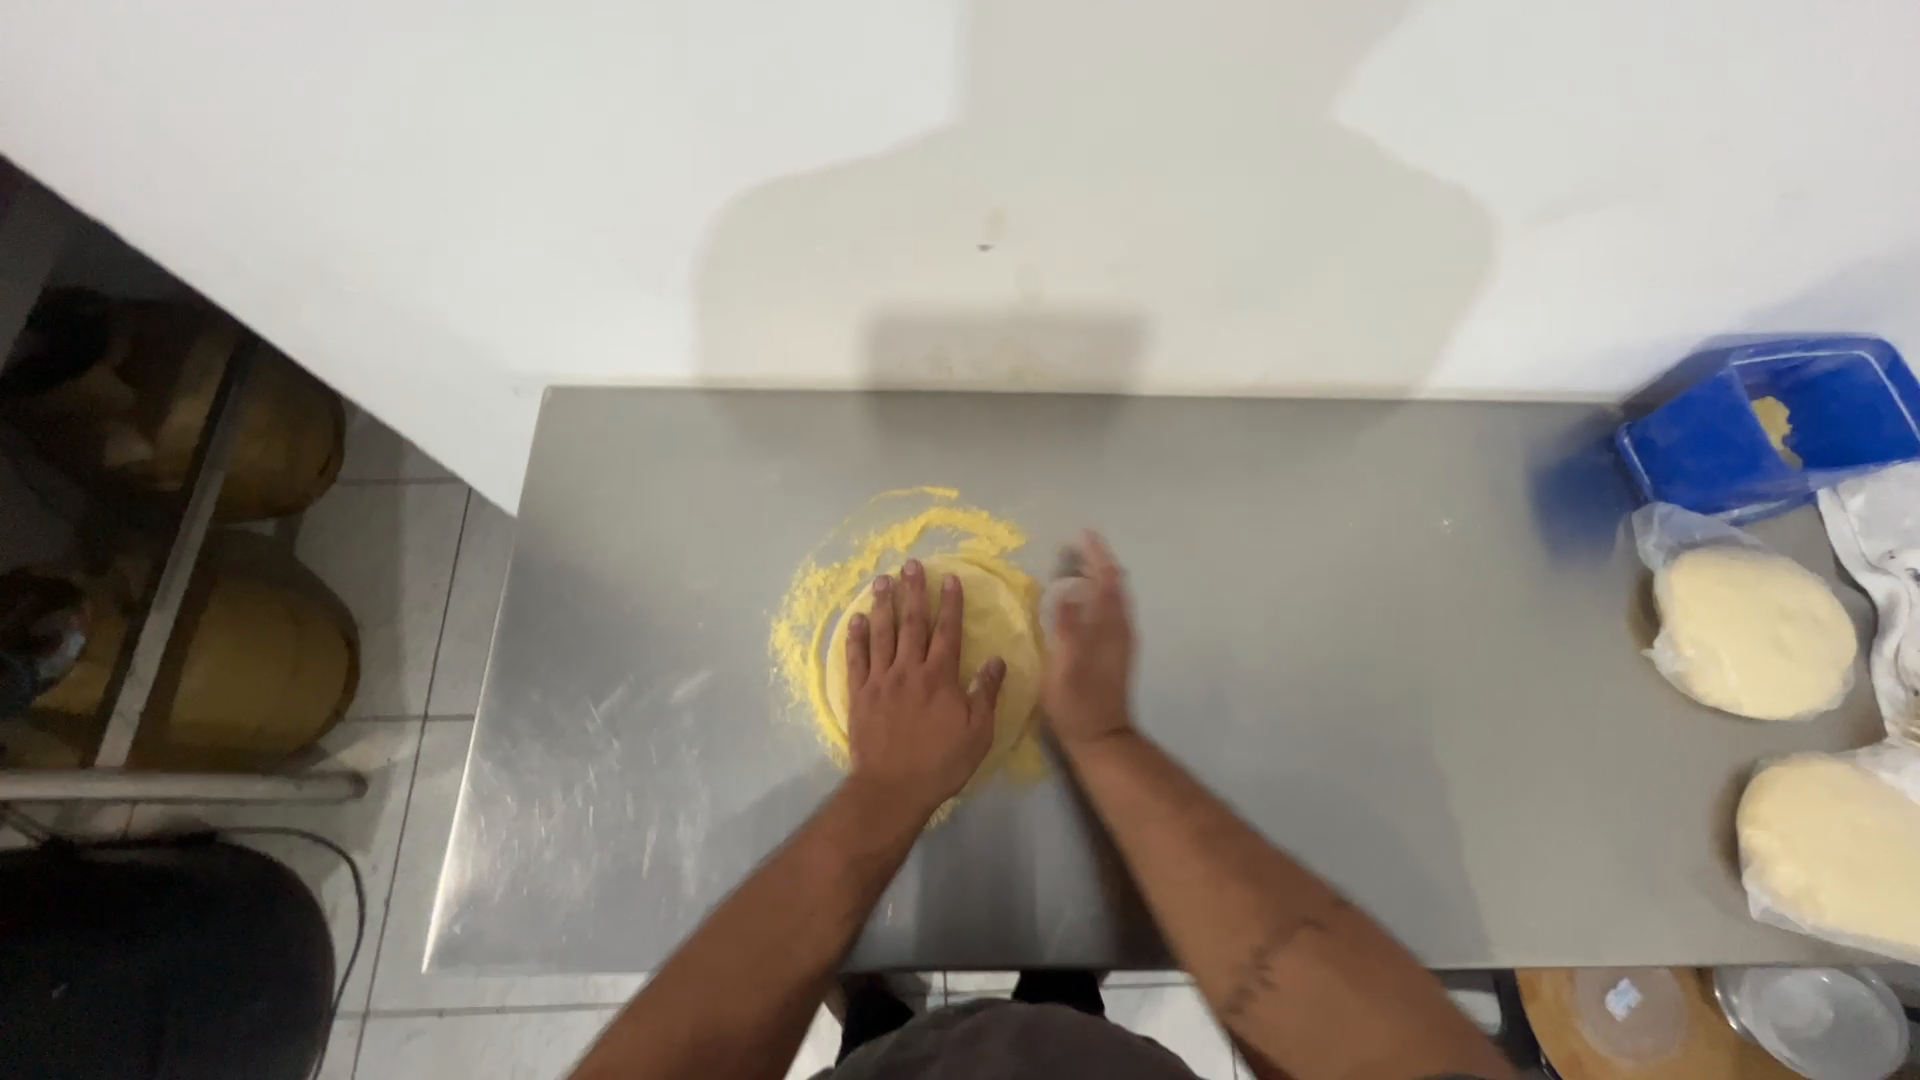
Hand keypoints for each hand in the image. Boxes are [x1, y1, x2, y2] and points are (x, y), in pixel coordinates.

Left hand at [845, 559, 1004, 818]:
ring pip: (882, 633)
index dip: (950, 603)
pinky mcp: (859, 694)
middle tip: (910, 564)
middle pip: (912, 623)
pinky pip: (856, 659)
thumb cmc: (941, 763)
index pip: (948, 631)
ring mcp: (881, 679)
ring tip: (881, 580)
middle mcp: (910, 669)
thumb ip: (986, 694)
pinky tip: (855, 619)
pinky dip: (856, 637)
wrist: (892, 788)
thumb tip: (997, 660)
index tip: (949, 578)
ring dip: (882, 605)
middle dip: (913, 591)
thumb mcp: (977, 733)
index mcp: (940, 677)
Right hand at [1043, 531, 1136, 749]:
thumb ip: (1067, 628)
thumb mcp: (1064, 667)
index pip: (1106, 579)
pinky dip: (1102, 593)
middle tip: (1077, 546)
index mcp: (1107, 626)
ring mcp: (1122, 639)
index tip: (1083, 534)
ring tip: (1080, 565)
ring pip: (1116, 596)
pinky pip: (1113, 608)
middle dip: (1099, 560)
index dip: (1096, 554)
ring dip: (1101, 576)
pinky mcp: (1118, 650)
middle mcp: (1120, 627)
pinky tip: (1088, 599)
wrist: (1102, 736)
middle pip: (1115, 583)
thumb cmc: (1076, 703)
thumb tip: (1067, 591)